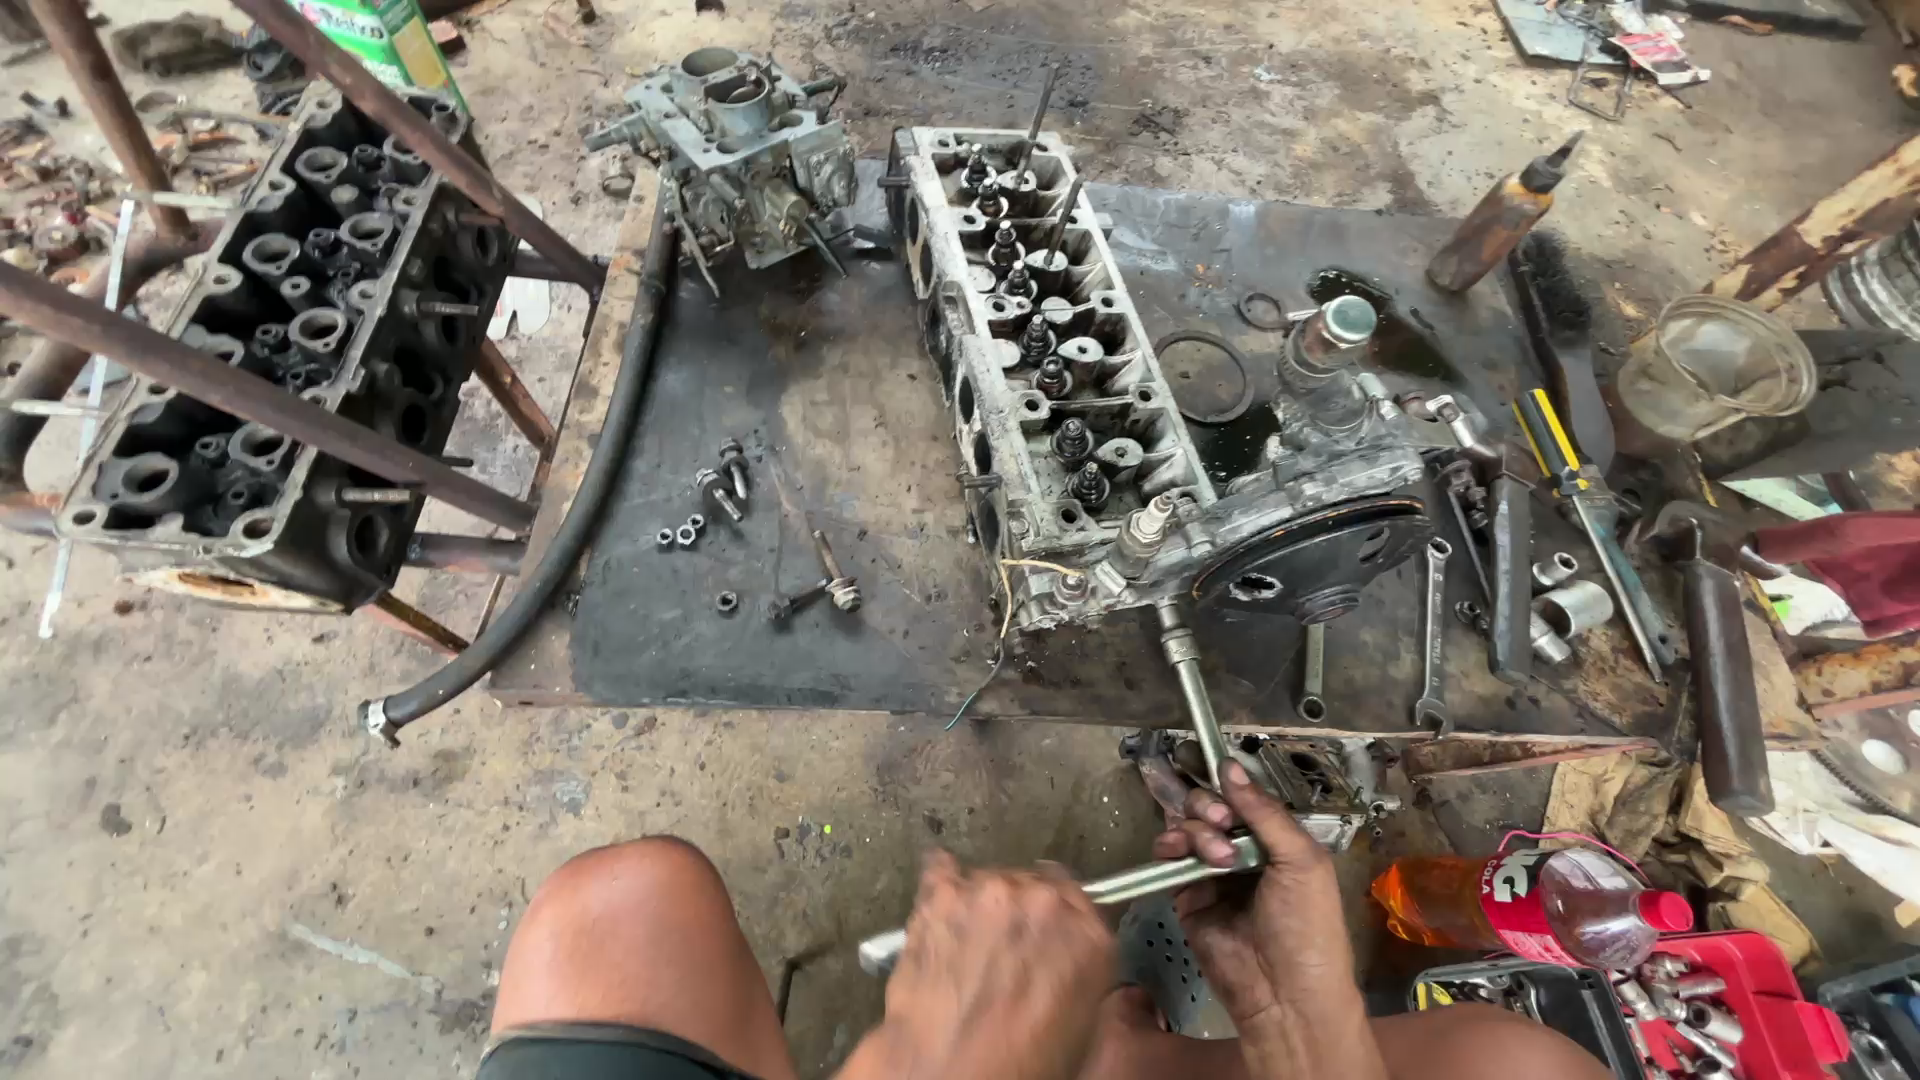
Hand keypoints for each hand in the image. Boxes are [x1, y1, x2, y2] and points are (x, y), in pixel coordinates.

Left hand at [838, 851, 1114, 1079]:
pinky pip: (943, 868)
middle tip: (1005, 951)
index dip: (1061, 919)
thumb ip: (1084, 971)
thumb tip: (1075, 960)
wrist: (950, 1072)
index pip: (1082, 901)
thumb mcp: (1081, 1028)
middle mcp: (1046, 902)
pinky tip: (942, 912)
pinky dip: (943, 886)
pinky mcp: (945, 889)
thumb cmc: (1014, 1065)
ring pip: (992, 880)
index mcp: (1090, 937)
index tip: (1048, 931)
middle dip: (1023, 913)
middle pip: (1037, 886)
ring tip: (968, 948)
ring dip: (984, 905)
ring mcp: (993, 890)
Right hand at [1153, 760, 1386, 1079]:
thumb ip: (1264, 812)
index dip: (1229, 786)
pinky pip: (1169, 856)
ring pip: (1187, 825)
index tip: (1224, 781)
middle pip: (1208, 806)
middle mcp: (1241, 850)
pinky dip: (1169, 845)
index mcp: (1274, 840)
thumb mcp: (1301, 861)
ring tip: (1214, 856)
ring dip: (1195, 829)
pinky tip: (1176, 851)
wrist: (1284, 994)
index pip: (1243, 798)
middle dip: (1209, 806)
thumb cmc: (1307, 926)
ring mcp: (1211, 871)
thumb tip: (1228, 763)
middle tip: (1220, 821)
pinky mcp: (1186, 893)